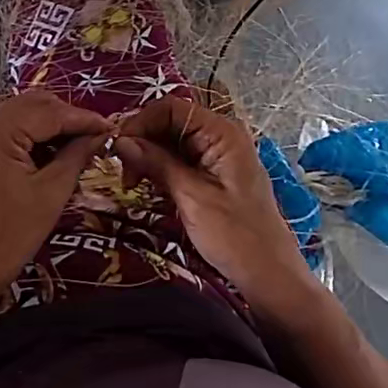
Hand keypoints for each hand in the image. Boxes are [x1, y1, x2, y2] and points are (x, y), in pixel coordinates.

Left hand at [0, 91, 111, 319]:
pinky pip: (4, 130)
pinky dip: (29, 138)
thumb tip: (99, 135)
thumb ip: (75, 156)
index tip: (112, 129)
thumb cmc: (4, 239)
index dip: (84, 118)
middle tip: (97, 141)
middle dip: (66, 120)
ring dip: (48, 128)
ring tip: (78, 151)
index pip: (48, 111)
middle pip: (32, 105)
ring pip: (19, 116)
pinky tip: (50, 157)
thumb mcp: (49, 195)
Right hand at [114, 97, 316, 309]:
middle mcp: (220, 136)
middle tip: (120, 170)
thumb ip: (155, 162)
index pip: (170, 108)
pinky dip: (158, 168)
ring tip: (130, 181)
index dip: (140, 122)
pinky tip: (144, 185)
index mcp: (222, 133)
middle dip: (141, 141)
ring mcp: (216, 155)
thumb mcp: (190, 196)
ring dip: (146, 156)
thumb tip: (119, 140)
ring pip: (169, 141)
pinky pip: (177, 158)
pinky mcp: (211, 173)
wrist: (270, 279)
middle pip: (168, 122)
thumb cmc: (235, 236)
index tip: (117, 147)